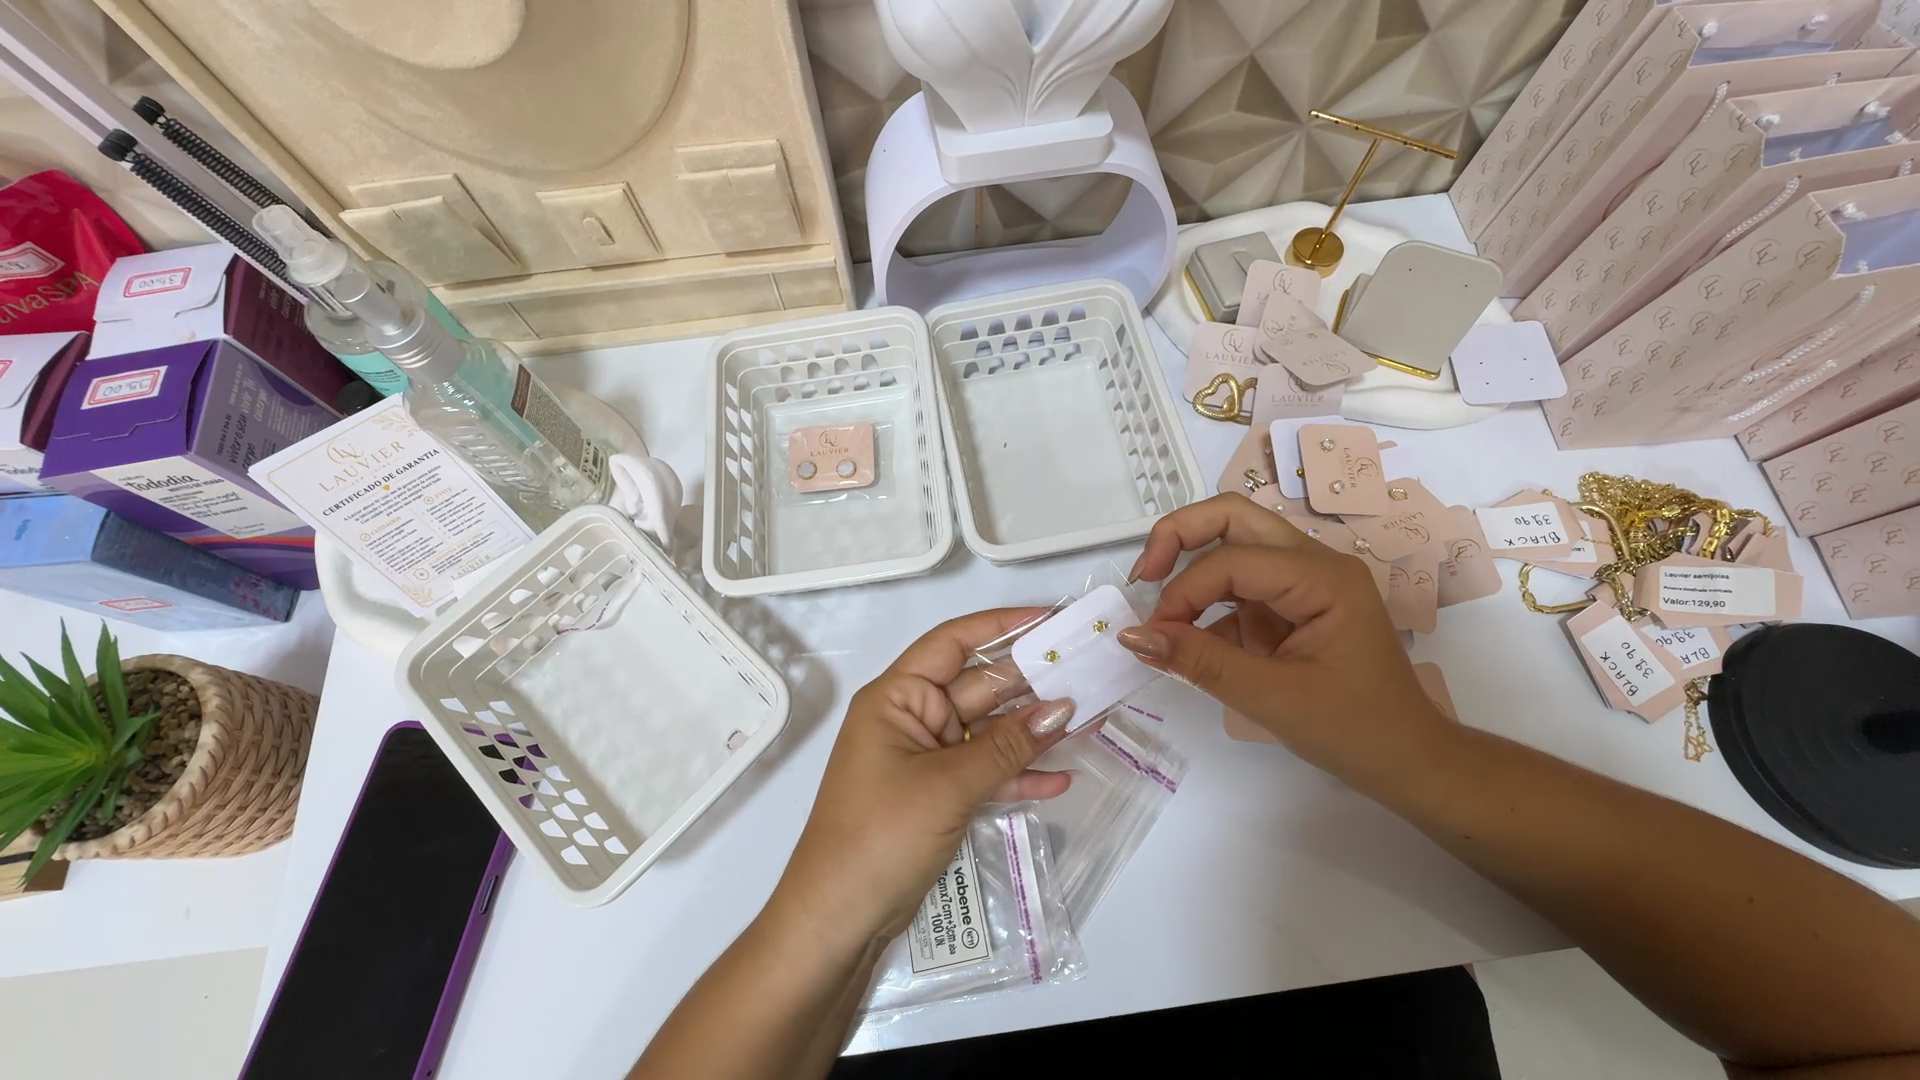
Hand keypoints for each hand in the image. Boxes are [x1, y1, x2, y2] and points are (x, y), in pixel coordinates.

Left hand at [771, 609, 1075, 949]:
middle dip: (1032, 684)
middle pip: (980, 687)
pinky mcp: (938, 795)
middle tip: (1089, 674)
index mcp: (897, 696)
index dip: (1001, 625)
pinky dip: (1018, 775)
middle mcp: (912, 718)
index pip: (953, 642)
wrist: (839, 919)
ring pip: (989, 732)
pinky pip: (985, 772)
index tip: (1050, 621)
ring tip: (1092, 720)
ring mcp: (926, 759)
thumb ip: (1008, 746)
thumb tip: (1063, 707)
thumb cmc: (880, 835)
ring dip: (1035, 731)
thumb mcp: (948, 785)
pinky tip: (1060, 779)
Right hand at [1118, 494, 1447, 772]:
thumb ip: (1200, 662)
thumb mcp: (1271, 699)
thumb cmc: (1354, 730)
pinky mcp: (1290, 605)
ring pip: (1233, 543)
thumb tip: (1133, 636)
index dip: (1183, 592)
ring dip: (1191, 567)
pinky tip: (1189, 639)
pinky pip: (1238, 586)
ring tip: (1161, 611)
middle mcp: (1314, 564)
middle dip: (1180, 536)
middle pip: (1234, 518)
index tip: (1154, 635)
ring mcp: (1302, 582)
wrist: (1408, 760)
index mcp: (1323, 579)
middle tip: (1143, 575)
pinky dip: (1206, 604)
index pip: (1232, 561)